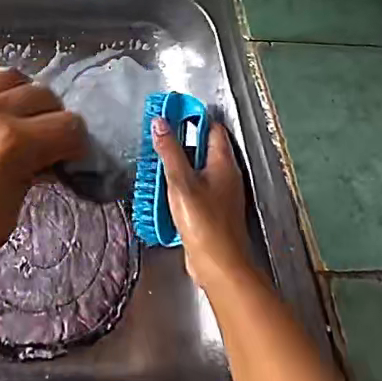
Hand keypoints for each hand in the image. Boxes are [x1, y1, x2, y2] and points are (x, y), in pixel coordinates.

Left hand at [0, 69, 87, 318]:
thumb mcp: (7, 214)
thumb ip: (30, 174)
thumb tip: (42, 158)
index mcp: (10, 143)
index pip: (68, 126)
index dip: (77, 144)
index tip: (71, 157)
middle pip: (43, 95)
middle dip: (53, 119)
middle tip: (46, 143)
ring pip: (10, 78)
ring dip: (23, 98)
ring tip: (17, 123)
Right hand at [151, 119, 253, 292]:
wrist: (219, 266)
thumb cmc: (204, 223)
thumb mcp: (181, 182)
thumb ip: (170, 151)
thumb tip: (160, 123)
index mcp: (223, 161)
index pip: (211, 127)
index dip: (192, 118)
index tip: (170, 115)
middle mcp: (226, 174)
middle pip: (203, 147)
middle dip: (181, 142)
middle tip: (158, 140)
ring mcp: (221, 193)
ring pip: (198, 169)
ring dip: (178, 166)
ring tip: (156, 165)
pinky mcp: (212, 210)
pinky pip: (195, 188)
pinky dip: (180, 186)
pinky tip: (164, 192)